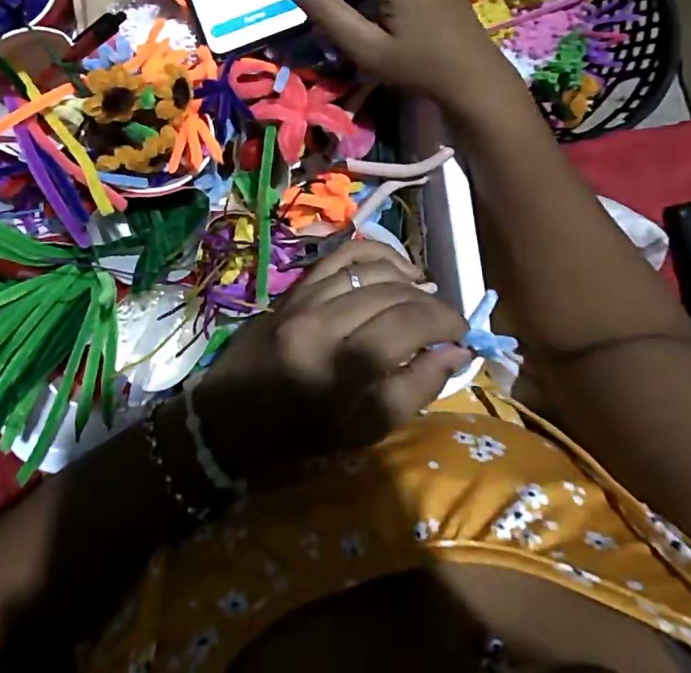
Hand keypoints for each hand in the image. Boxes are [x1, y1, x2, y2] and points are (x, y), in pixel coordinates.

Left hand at [193, 242, 472, 481]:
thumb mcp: (364, 432)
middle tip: (446, 320)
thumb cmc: (300, 436)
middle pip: (393, 295)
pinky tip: (396, 267)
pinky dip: (375, 254)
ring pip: (370, 270)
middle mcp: (321, 324)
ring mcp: (303, 300)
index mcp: (340, 370)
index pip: (408, 326)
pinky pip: (340, 256)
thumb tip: (457, 352)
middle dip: (431, 303)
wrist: (228, 419)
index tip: (462, 332)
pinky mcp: (293, 289)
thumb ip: (415, 389)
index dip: (445, 322)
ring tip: (424, 295)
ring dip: (407, 279)